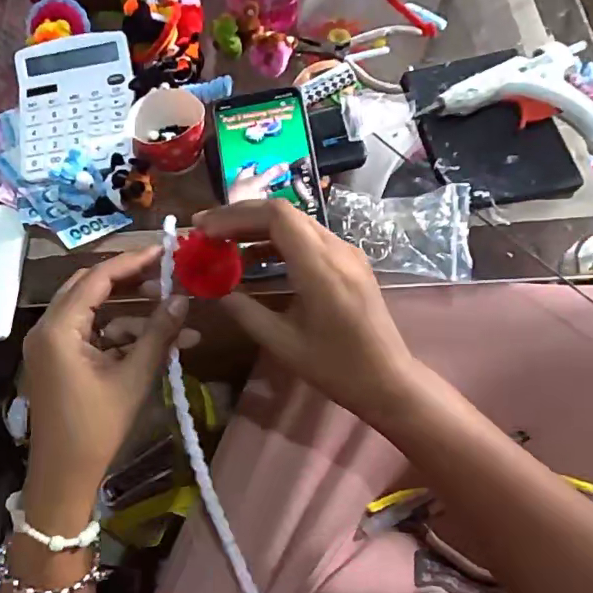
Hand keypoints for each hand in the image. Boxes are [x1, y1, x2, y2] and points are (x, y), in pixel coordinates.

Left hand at [22, 248, 187, 507]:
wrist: (64, 475)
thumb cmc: (97, 427)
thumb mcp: (134, 377)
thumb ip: (158, 333)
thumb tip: (183, 299)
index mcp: (59, 328)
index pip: (98, 278)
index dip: (133, 262)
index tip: (164, 251)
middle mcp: (48, 328)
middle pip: (91, 288)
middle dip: (132, 282)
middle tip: (167, 276)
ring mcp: (50, 345)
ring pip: (94, 312)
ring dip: (133, 314)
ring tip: (175, 317)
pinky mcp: (58, 360)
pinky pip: (91, 334)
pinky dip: (120, 335)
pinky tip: (156, 343)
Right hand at [196, 200, 425, 425]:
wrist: (387, 380)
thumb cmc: (336, 367)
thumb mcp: (282, 343)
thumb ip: (246, 312)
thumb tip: (218, 292)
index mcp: (320, 267)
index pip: (275, 215)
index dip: (235, 215)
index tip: (204, 228)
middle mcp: (337, 249)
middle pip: (284, 213)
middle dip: (242, 218)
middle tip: (208, 233)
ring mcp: (348, 254)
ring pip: (297, 224)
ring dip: (259, 229)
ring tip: (226, 245)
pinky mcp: (351, 263)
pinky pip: (311, 239)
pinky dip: (280, 242)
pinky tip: (258, 260)